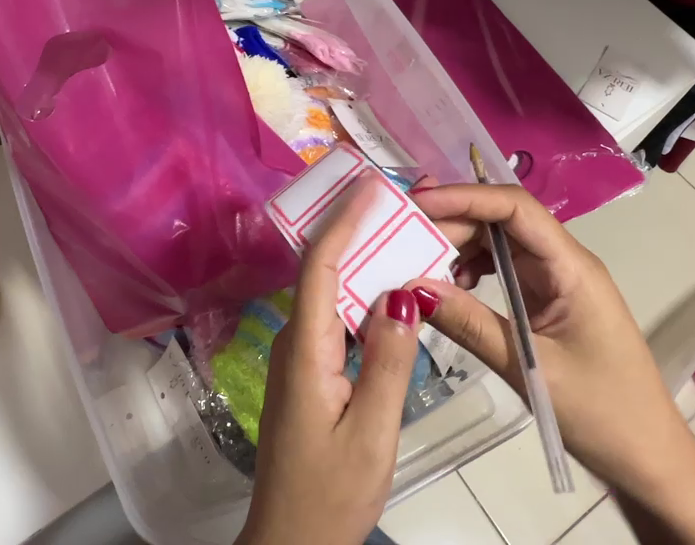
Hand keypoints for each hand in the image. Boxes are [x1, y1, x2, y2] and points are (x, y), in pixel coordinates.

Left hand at [238, 174, 428, 544]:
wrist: (290, 543)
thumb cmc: (330, 494)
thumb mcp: (371, 433)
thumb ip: (389, 362)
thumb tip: (402, 294)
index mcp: (306, 349)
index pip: (320, 266)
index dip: (343, 221)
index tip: (369, 184)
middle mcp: (296, 341)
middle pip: (325, 271)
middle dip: (357, 231)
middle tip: (398, 202)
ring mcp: (300, 357)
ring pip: (333, 295)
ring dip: (364, 264)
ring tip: (404, 236)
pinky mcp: (310, 373)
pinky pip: (338, 321)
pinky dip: (365, 300)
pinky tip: (393, 295)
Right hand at [408, 183, 694, 544]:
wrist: (652, 463)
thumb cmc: (604, 414)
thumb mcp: (530, 368)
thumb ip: (469, 323)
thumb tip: (409, 288)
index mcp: (572, 267)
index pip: (515, 207)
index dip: (466, 197)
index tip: (418, 205)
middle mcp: (564, 263)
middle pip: (502, 221)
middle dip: (453, 223)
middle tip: (403, 240)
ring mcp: (556, 282)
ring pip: (499, 244)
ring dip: (459, 247)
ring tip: (418, 263)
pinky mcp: (547, 302)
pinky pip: (503, 270)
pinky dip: (471, 271)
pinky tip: (448, 288)